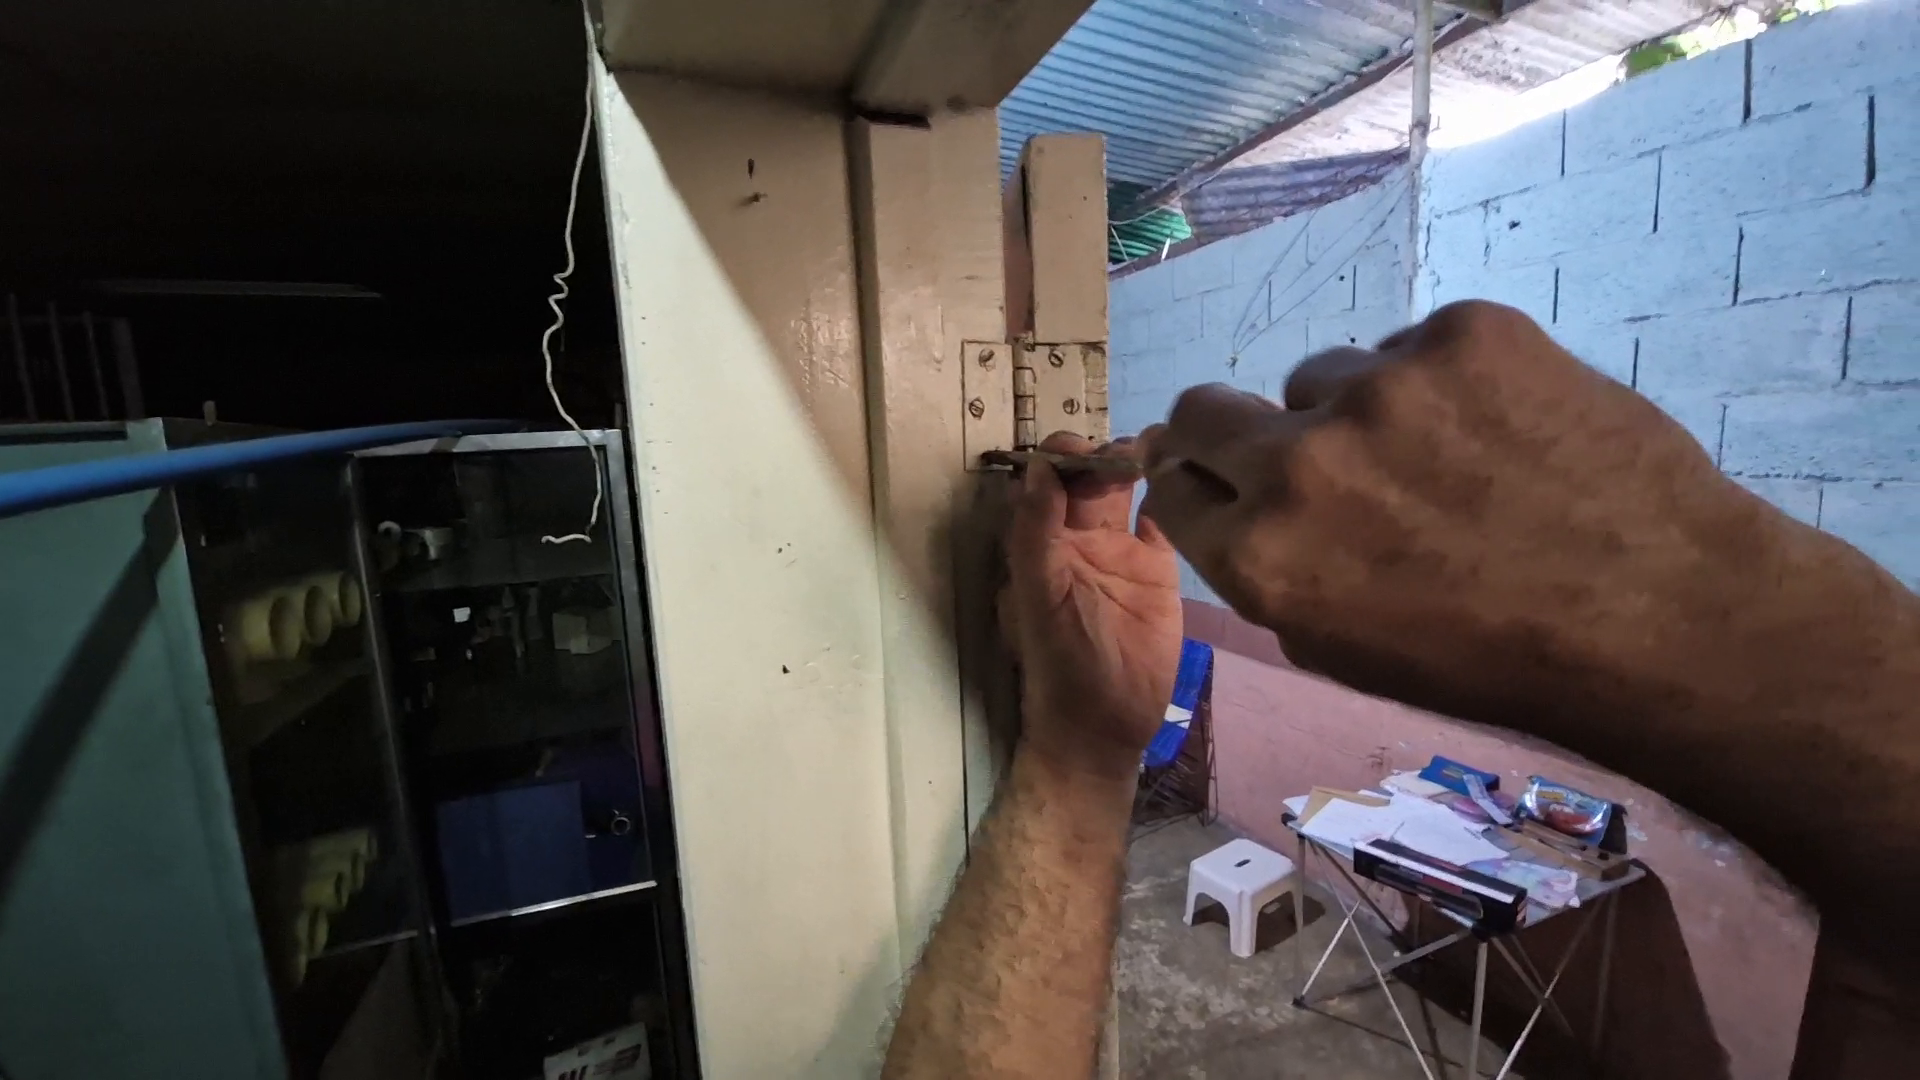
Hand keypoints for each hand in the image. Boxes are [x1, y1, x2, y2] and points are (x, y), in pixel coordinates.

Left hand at [1005, 432, 1182, 777]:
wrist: (1105, 723)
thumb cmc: (1062, 663)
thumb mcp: (1042, 596)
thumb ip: (1035, 534)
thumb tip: (1036, 468)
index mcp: (1041, 543)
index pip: (1044, 483)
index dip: (1058, 458)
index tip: (1080, 446)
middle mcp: (1077, 538)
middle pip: (1086, 479)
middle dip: (1100, 454)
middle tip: (1125, 447)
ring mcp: (1119, 551)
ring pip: (1123, 491)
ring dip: (1133, 466)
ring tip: (1156, 448)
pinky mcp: (1156, 568)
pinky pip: (1161, 522)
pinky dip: (1168, 498)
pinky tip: (1182, 479)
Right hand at [1138, 300, 1803, 734]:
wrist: (1663, 622)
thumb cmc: (1475, 658)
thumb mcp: (1329, 643)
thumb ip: (1256, 567)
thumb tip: (1228, 504)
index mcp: (1258, 555)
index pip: (1169, 486)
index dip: (1191, 484)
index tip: (1215, 483)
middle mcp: (1295, 465)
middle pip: (1199, 410)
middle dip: (1220, 433)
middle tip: (1280, 449)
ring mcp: (1378, 388)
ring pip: (1314, 378)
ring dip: (1344, 414)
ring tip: (1427, 455)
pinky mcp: (1463, 334)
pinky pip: (1402, 350)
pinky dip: (1427, 386)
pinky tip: (1489, 428)